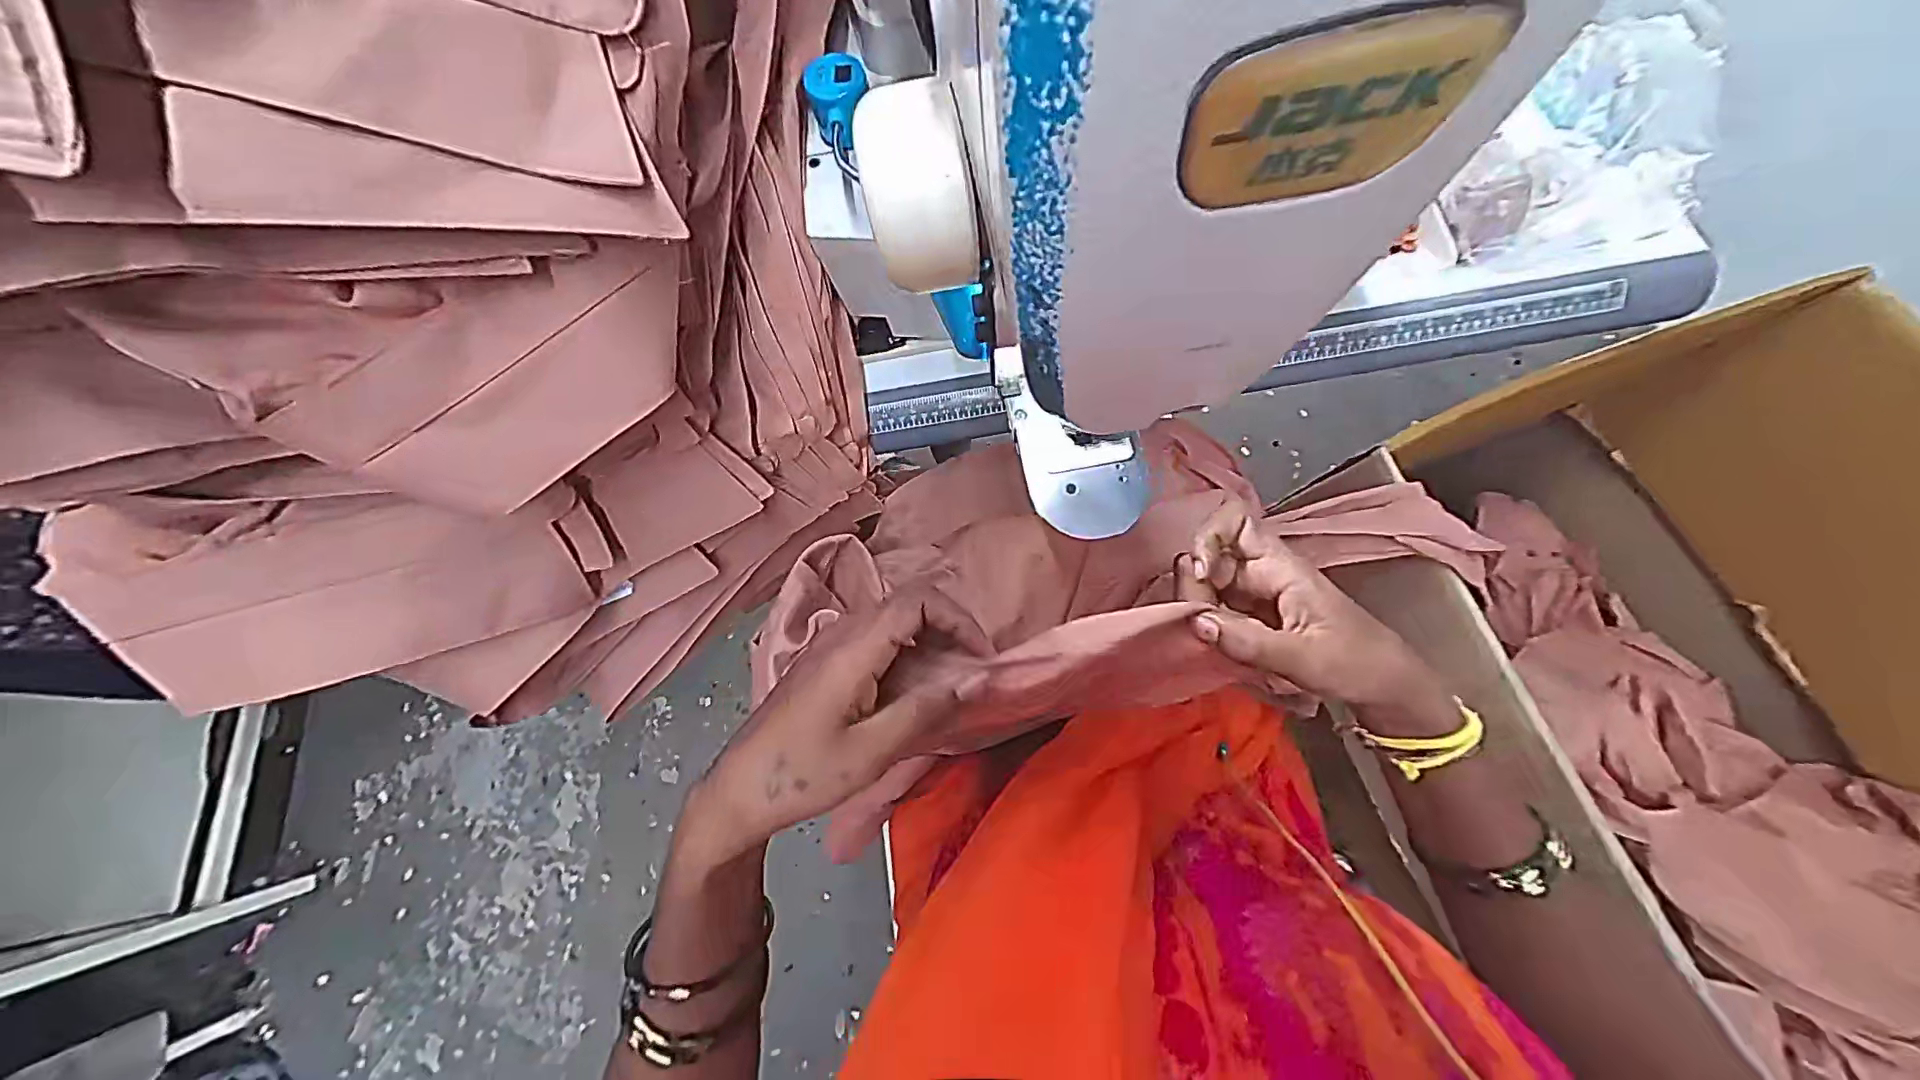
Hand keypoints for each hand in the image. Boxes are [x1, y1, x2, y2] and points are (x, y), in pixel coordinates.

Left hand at [679, 587, 991, 865]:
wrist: (738, 789)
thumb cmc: (802, 774)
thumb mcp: (872, 751)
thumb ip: (926, 710)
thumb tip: (976, 679)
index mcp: (853, 647)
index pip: (918, 599)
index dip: (960, 618)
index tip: (980, 658)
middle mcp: (842, 632)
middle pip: (909, 603)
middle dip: (951, 630)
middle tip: (971, 673)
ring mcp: (831, 643)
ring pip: (895, 621)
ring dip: (931, 643)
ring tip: (949, 685)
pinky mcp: (827, 660)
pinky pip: (878, 639)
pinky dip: (909, 654)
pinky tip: (913, 691)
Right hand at [1180, 502, 1452, 723]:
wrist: (1388, 690)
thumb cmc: (1359, 664)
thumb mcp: (1307, 658)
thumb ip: (1249, 641)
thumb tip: (1196, 621)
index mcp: (1282, 567)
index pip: (1234, 522)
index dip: (1208, 537)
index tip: (1200, 574)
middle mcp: (1262, 573)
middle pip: (1209, 560)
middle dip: (1195, 588)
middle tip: (1201, 624)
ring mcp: (1253, 597)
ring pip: (1206, 588)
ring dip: (1197, 611)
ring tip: (1210, 642)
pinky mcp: (1249, 621)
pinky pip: (1214, 612)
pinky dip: (1205, 627)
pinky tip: (1212, 648)